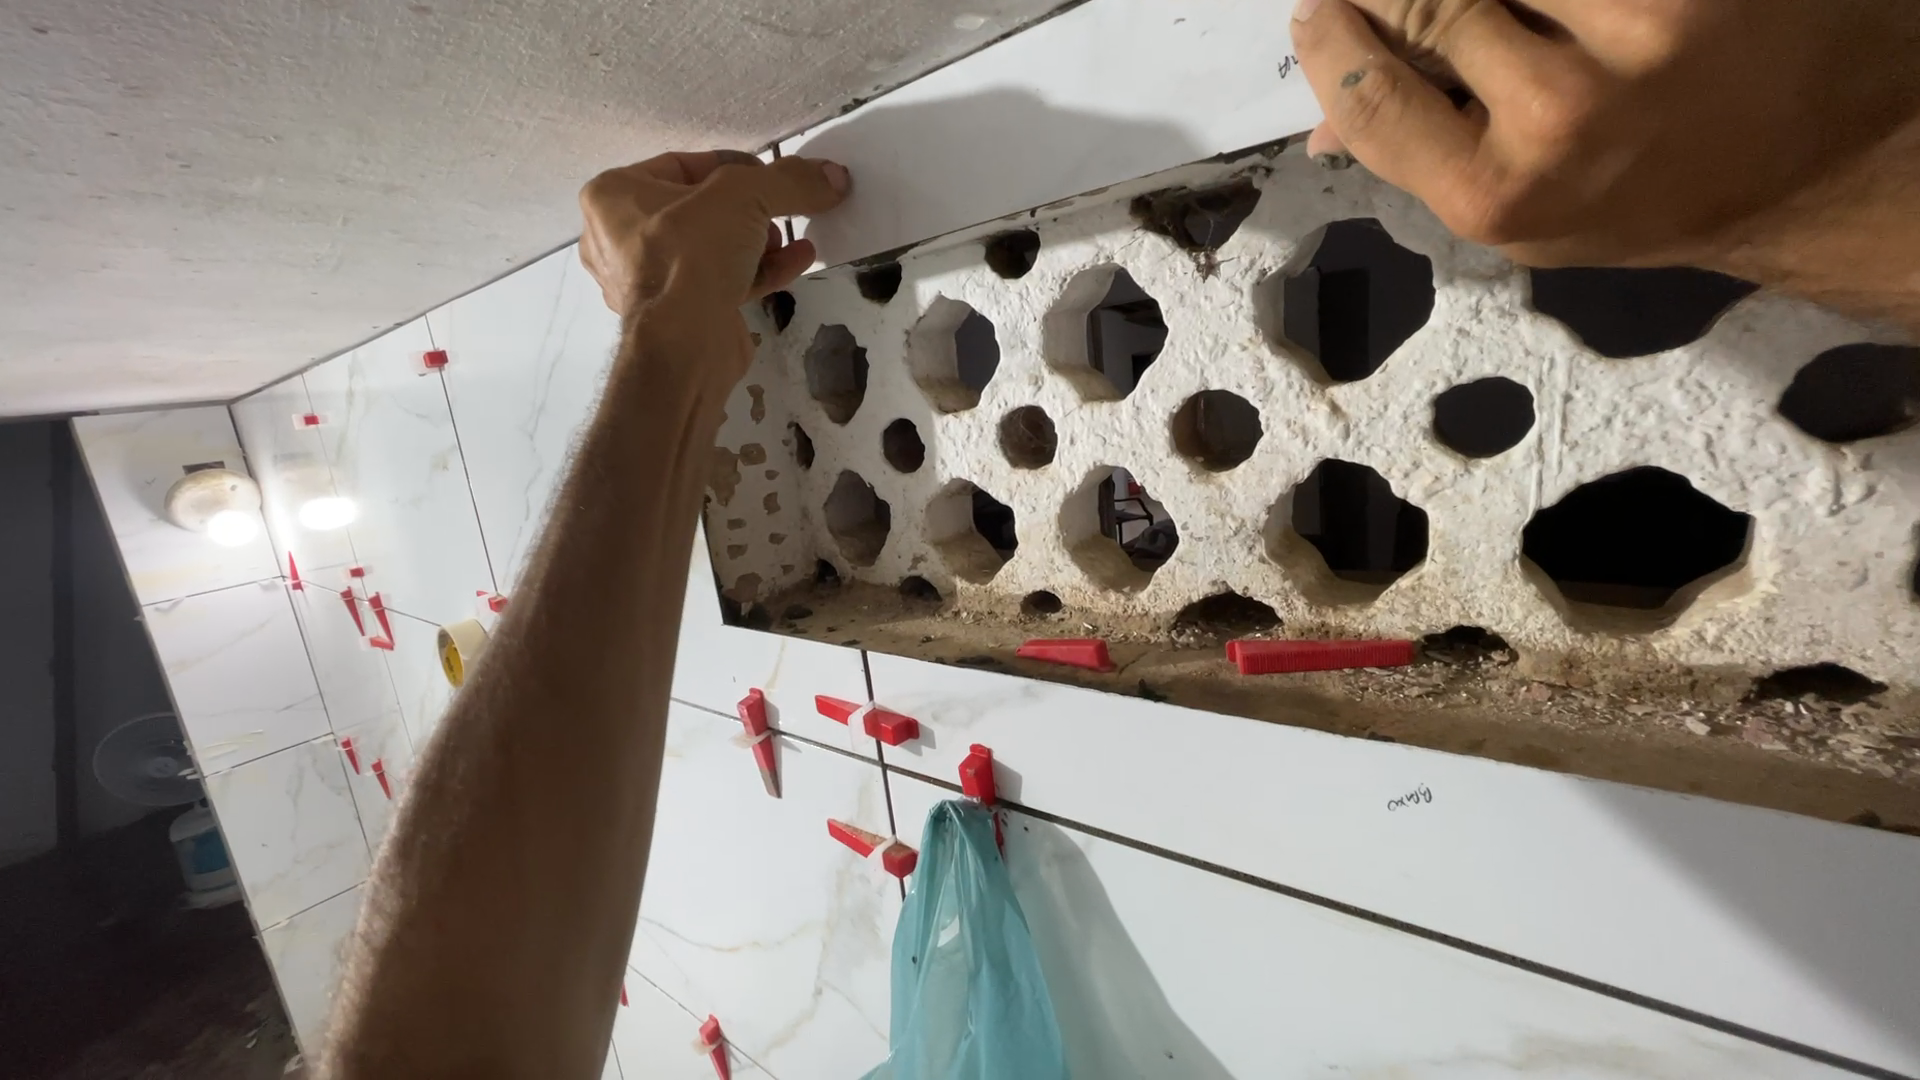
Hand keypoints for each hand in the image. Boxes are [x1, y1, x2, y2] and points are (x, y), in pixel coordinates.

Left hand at [578, 150, 849, 315]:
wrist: (686, 346)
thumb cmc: (692, 256)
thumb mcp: (744, 197)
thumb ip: (789, 181)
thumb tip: (834, 176)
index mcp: (614, 195)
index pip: (683, 165)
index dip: (734, 167)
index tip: (771, 176)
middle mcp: (624, 238)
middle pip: (703, 211)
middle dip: (751, 212)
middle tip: (780, 214)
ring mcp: (654, 283)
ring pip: (716, 251)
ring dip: (761, 244)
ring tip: (794, 240)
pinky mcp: (683, 317)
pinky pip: (725, 282)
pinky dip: (762, 271)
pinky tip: (798, 261)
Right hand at [1289, 0, 1919, 269]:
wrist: (1815, 165)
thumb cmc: (1633, 207)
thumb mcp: (1512, 219)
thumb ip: (1423, 162)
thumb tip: (1322, 128)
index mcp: (1491, 191)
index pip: (1375, 101)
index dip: (1330, 45)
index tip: (1314, 14)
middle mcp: (1556, 112)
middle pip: (1429, 7)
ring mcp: (1643, 23)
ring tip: (1449, 0)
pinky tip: (1528, 6)